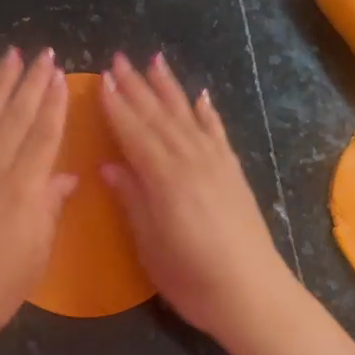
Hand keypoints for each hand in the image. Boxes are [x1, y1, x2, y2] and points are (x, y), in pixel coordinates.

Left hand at [0, 48, 77, 345]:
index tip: (60, 75)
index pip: (44, 134)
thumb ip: (50, 209)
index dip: (54, 103)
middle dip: (32, 82)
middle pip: (17, 116)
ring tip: (10, 56)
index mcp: (25, 186)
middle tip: (43, 53)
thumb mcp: (36, 254)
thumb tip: (67, 176)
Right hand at [99, 53, 295, 340]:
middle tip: (119, 58)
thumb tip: (108, 165)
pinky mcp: (233, 172)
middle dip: (137, 86)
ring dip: (169, 87)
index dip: (116, 105)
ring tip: (155, 60)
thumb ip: (132, 199)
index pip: (134, 131)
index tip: (100, 78)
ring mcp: (215, 163)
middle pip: (158, 115)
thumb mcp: (150, 244)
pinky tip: (200, 96)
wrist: (253, 295)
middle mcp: (190, 160)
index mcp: (164, 177)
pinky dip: (206, 112)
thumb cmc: (192, 278)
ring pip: (186, 115)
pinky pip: (217, 133)